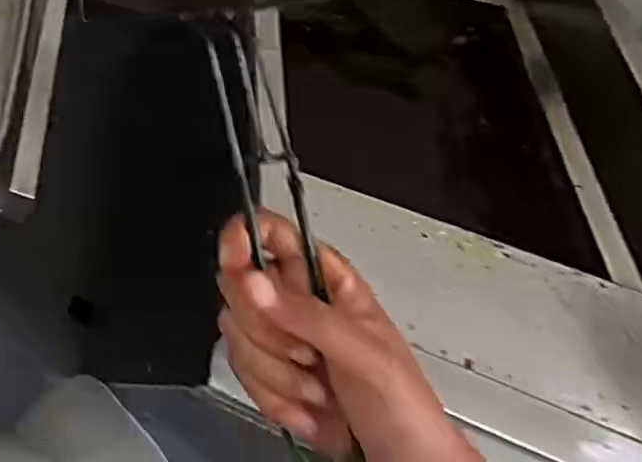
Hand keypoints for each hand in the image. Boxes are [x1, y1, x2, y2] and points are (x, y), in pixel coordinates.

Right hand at [217, 211, 480, 461]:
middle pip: (239, 281)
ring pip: (234, 327)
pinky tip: (307, 406)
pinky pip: (237, 366)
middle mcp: (291, 296)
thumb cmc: (407, 410)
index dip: (244, 235)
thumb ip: (311, 315)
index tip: (236, 260)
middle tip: (306, 352)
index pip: (269, 231)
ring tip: (317, 388)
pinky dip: (272, 397)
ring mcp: (275, 331)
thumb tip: (255, 282)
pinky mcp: (263, 366)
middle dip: (267, 329)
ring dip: (275, 372)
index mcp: (321, 276)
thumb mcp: (367, 355)